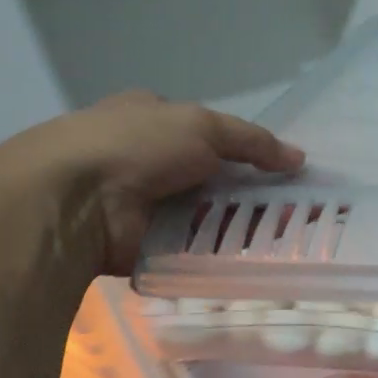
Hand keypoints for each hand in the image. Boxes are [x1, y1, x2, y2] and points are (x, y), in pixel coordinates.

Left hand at [0, 91, 304, 274]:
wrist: (75, 201)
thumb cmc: (134, 145)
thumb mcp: (202, 126)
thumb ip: (253, 141)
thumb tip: (299, 158)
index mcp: (154, 119)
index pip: (212, 134)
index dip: (250, 150)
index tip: (288, 172)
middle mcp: (152, 159)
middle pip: (219, 178)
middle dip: (257, 192)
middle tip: (302, 209)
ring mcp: (152, 204)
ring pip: (214, 214)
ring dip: (248, 224)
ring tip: (294, 237)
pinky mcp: (154, 243)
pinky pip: (202, 247)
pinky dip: (228, 252)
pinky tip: (263, 257)